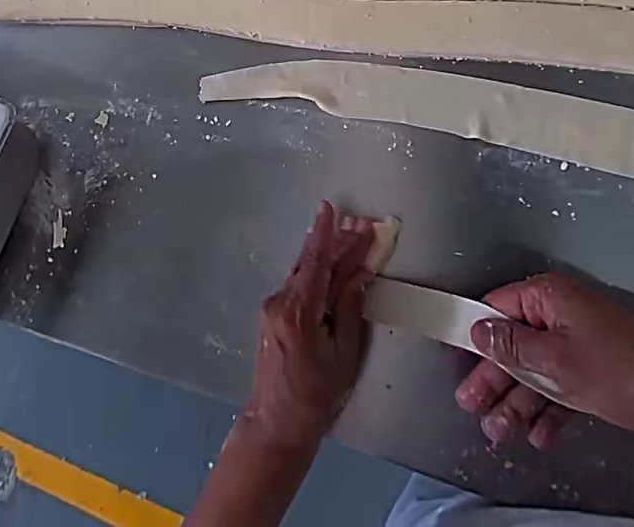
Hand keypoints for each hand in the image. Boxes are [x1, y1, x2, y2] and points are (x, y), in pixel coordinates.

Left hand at [240, 202, 375, 449]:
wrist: (276, 424)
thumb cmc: (315, 396)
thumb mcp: (343, 354)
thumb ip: (349, 308)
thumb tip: (360, 272)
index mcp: (297, 312)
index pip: (314, 262)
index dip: (325, 234)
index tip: (331, 208)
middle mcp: (279, 302)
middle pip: (311, 262)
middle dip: (336, 242)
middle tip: (361, 226)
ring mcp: (272, 307)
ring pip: (304, 271)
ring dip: (327, 255)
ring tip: (352, 239)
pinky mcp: (271, 313)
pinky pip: (298, 283)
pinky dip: (317, 272)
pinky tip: (333, 266)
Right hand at [455, 273, 633, 449]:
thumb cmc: (624, 371)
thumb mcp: (554, 362)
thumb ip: (510, 347)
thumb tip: (479, 331)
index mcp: (548, 297)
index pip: (496, 307)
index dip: (473, 333)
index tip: (453, 353)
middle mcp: (561, 313)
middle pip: (514, 343)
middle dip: (494, 379)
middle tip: (473, 403)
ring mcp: (579, 341)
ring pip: (535, 370)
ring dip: (517, 401)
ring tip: (501, 431)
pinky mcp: (596, 368)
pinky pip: (559, 385)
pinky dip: (547, 409)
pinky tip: (537, 433)